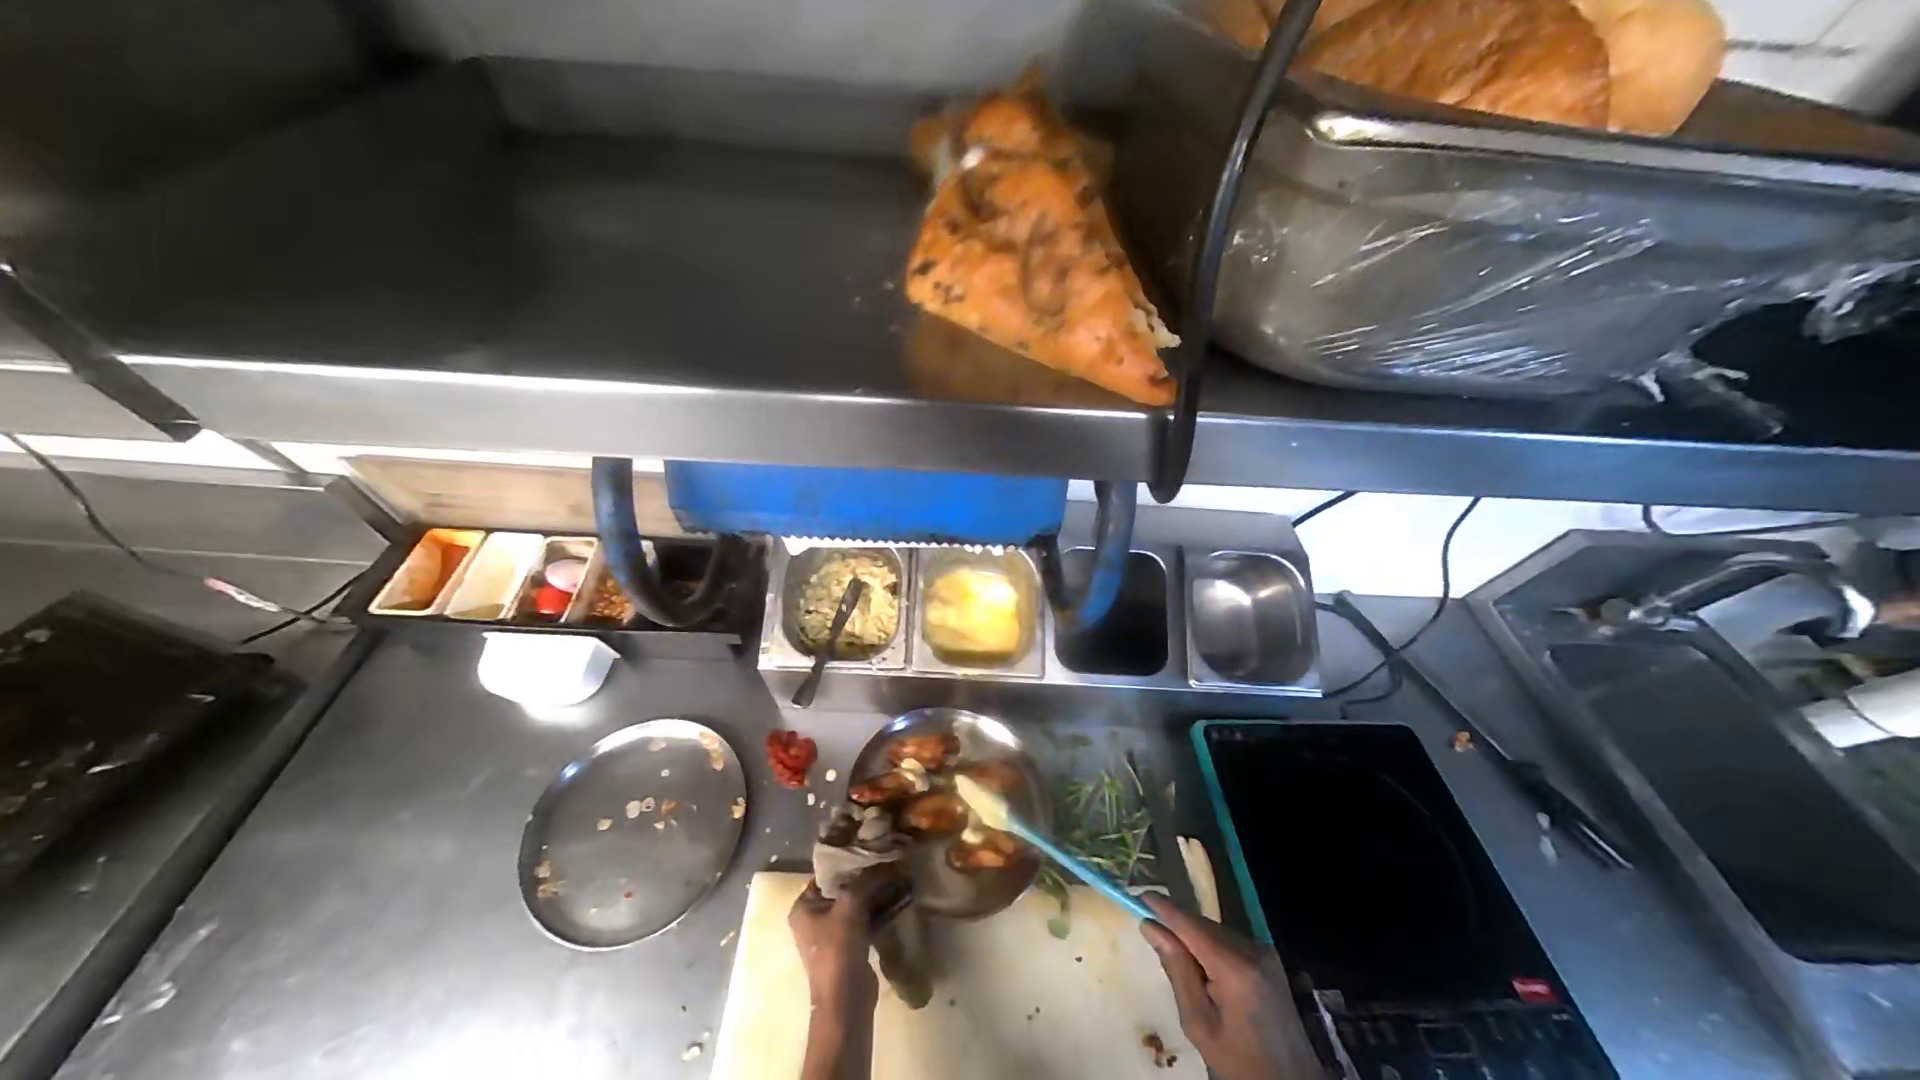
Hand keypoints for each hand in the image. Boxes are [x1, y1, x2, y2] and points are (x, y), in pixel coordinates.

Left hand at [789, 870, 890, 1008]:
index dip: (847, 860)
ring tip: (894, 876)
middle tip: (886, 861)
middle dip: (863, 877)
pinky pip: (861, 919)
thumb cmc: (838, 949)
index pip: (826, 874)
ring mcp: (829, 934)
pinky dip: (875, 910)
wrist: (846, 1000)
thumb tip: (887, 861)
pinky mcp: (847, 946)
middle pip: (841, 888)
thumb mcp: (850, 906)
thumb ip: (866, 880)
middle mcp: (812, 918)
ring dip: (872, 893)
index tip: (870, 849)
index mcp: (802, 907)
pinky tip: (893, 899)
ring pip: (853, 904)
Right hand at [1140, 894, 1324, 1079]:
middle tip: (1151, 932)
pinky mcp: (1270, 959)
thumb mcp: (1198, 1022)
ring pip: (1216, 929)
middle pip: (1203, 924)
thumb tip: (1150, 927)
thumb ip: (1176, 969)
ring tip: (1178, 959)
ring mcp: (1265, 952)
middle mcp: (1253, 950)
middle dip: (1176, 924)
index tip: (1138, 895)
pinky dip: (1210, 945)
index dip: (1163, 907)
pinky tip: (1203, 968)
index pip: (1190, 924)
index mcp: (1235, 968)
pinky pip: (1229, 939)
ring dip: (1193, 936)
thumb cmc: (1239, 1061)